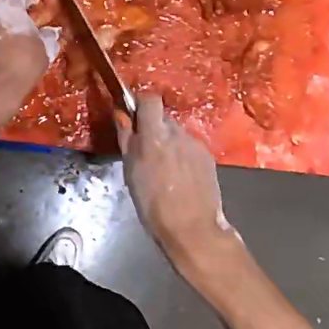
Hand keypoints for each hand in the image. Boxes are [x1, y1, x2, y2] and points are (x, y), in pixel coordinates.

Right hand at [114, 93, 236, 263]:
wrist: (193, 229)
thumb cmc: (153, 204)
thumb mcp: (131, 172)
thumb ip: (127, 139)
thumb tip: (121, 114)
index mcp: (155, 135)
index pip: (150, 99)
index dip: (141, 104)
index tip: (134, 117)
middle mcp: (178, 133)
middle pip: (163, 119)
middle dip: (153, 130)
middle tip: (146, 153)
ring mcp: (195, 144)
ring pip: (176, 135)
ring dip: (168, 144)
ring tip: (164, 171)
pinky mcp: (208, 157)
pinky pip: (189, 148)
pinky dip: (182, 156)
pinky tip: (180, 178)